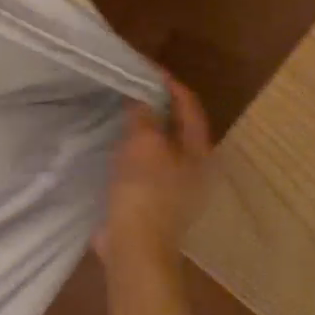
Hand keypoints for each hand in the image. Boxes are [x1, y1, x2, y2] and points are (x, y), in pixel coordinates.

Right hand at [96, 74, 212, 265]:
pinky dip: (134, 146)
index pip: (189, 105)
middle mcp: (194, 167)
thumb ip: (145, 115)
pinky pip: (147, 162)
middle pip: (179, 124)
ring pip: (162, 144)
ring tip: (121, 108)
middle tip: (131, 84)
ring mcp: (176, 186)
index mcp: (198, 151)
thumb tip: (143, 99)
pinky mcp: (155, 199)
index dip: (169, 83)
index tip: (144, 66)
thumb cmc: (145, 189)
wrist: (136, 247)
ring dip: (145, 125)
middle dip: (158, 102)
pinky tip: (116, 143)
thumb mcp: (144, 142)